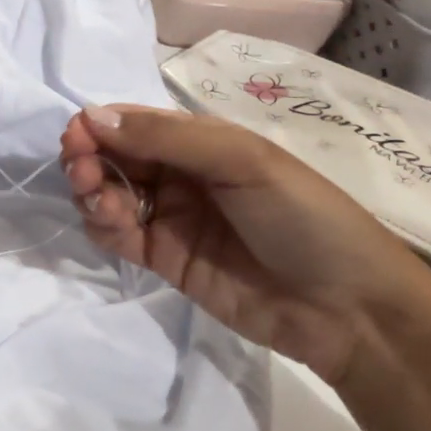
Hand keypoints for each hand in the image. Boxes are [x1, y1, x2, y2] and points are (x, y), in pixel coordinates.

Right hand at [61, 104, 430, 383]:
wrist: (352, 313)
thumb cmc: (304, 217)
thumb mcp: (241, 161)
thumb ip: (164, 138)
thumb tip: (90, 117)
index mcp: (199, 141)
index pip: (131, 122)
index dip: (99, 125)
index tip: (77, 136)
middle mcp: (178, 173)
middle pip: (112, 154)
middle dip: (87, 157)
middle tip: (81, 171)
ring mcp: (169, 216)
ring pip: (107, 191)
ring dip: (90, 189)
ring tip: (100, 201)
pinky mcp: (163, 258)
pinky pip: (115, 232)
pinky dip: (101, 223)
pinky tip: (111, 223)